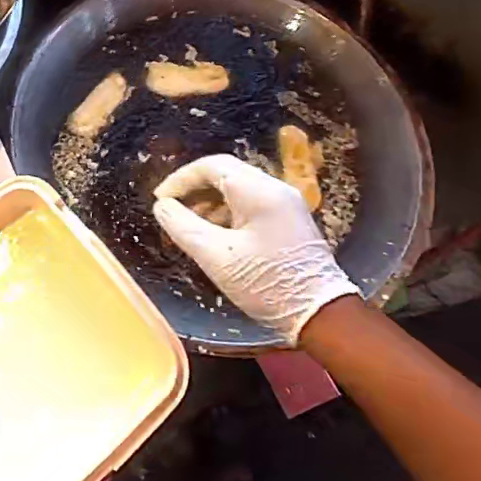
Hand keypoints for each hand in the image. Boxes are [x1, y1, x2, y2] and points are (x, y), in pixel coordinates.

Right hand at [152, 154, 359, 343]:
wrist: (321, 314)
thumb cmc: (267, 284)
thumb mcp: (217, 258)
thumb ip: (184, 227)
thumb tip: (162, 207)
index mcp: (259, 191)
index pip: (212, 166)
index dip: (181, 178)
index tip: (160, 199)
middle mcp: (275, 188)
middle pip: (226, 173)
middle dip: (195, 188)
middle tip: (171, 209)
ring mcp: (286, 203)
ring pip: (239, 188)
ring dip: (211, 201)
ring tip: (189, 224)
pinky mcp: (290, 219)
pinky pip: (252, 203)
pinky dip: (228, 212)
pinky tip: (216, 234)